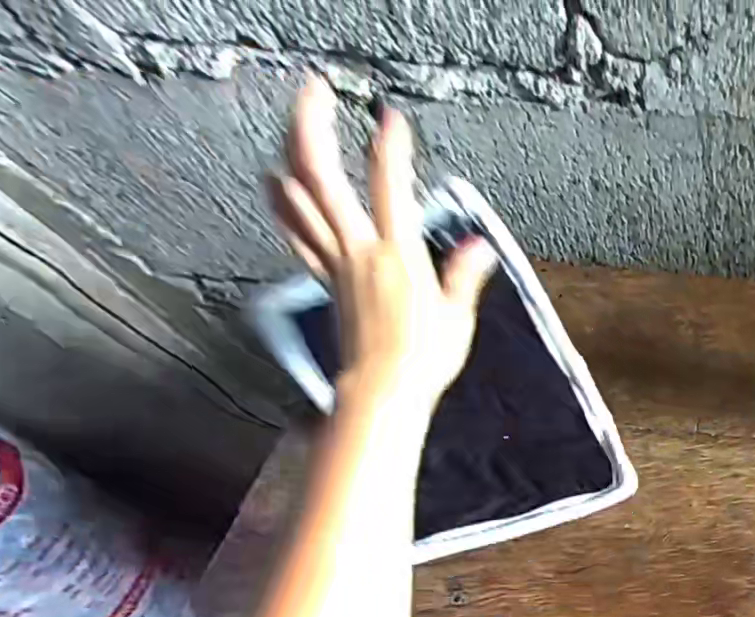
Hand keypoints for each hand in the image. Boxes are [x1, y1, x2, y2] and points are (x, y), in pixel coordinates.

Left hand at [265, 78, 496, 414]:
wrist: (383, 390)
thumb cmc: (425, 358)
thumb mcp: (456, 318)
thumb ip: (462, 276)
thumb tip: (480, 245)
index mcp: (399, 257)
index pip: (390, 189)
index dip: (389, 148)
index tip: (390, 118)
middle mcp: (360, 251)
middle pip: (321, 177)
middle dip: (312, 124)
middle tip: (316, 88)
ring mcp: (337, 264)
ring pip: (299, 198)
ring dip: (290, 153)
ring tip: (297, 123)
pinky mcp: (326, 280)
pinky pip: (296, 233)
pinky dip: (282, 202)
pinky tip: (275, 180)